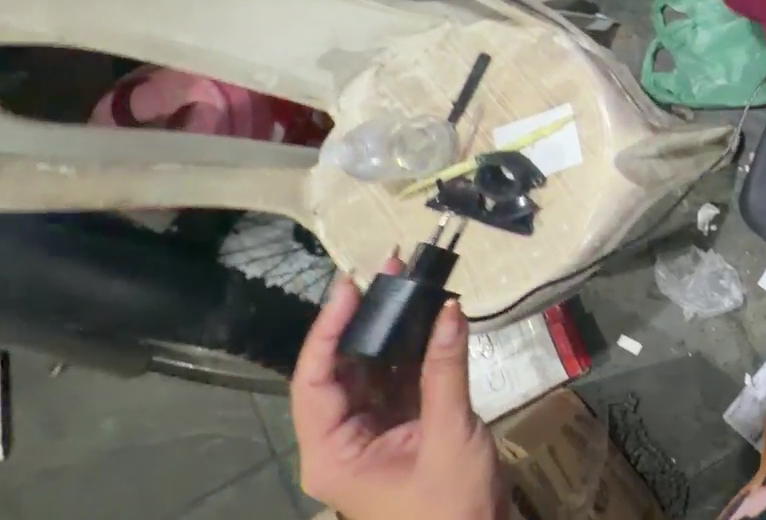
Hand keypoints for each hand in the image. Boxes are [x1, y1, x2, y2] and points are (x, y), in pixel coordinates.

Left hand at [292, 263, 503, 519]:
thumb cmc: (448, 504)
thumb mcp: (448, 434)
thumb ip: (445, 370)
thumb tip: (449, 308)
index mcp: (332, 451)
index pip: (316, 381)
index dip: (328, 331)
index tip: (352, 286)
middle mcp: (344, 438)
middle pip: (343, 369)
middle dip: (365, 318)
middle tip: (393, 270)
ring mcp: (375, 431)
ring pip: (376, 368)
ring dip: (396, 328)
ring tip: (413, 283)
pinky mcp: (406, 426)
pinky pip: (405, 378)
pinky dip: (419, 347)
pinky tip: (434, 317)